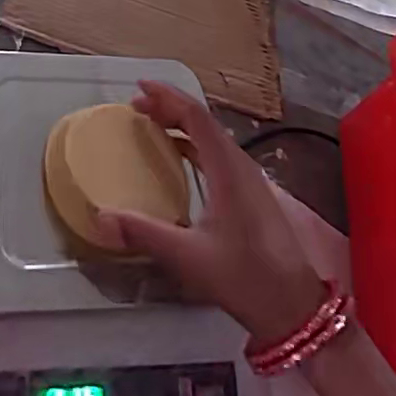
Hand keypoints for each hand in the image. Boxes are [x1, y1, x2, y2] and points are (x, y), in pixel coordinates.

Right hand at [94, 82, 329, 344]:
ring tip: (151, 122)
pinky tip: (178, 155)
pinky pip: (216, 151)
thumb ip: (144, 234)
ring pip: (211, 134)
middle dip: (169, 106)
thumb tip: (100, 218)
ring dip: (181, 122)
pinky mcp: (249, 191)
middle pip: (203, 119)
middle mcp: (239, 163)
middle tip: (136, 106)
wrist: (294, 307)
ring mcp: (248, 177)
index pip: (196, 116)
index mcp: (228, 168)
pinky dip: (192, 141)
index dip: (167, 96)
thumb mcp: (189, 257)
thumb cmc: (244, 276)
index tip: (139, 88)